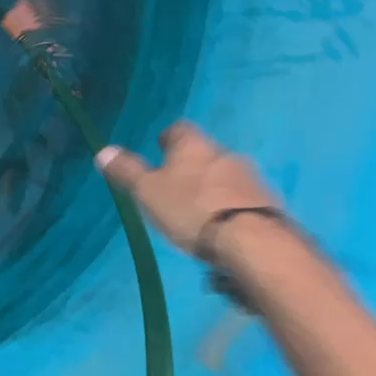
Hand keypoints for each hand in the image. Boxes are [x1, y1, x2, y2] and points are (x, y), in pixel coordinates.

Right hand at [95, 121, 279, 257]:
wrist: (257, 245)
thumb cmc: (193, 210)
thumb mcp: (148, 192)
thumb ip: (127, 171)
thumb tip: (102, 151)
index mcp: (194, 144)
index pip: (179, 129)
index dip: (168, 139)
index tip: (160, 151)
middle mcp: (225, 153)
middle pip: (205, 153)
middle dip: (193, 167)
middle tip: (178, 188)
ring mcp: (253, 180)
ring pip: (228, 177)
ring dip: (216, 189)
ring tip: (203, 214)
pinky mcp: (273, 208)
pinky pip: (247, 201)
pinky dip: (235, 210)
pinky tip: (226, 231)